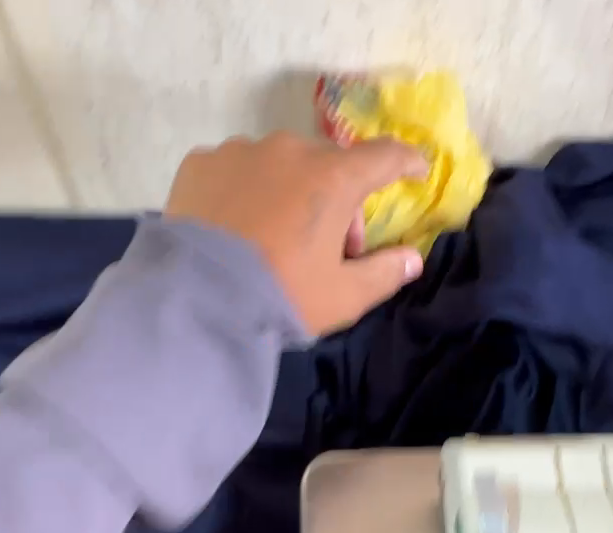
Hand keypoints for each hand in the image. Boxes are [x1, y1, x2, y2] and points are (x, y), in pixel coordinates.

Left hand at [164, 132, 427, 336]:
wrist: (196, 300)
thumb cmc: (283, 296)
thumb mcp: (344, 297)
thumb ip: (385, 273)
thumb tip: (413, 259)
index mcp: (333, 179)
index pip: (384, 156)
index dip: (406, 162)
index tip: (416, 170)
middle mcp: (289, 151)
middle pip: (330, 167)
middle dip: (339, 203)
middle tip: (331, 250)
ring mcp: (240, 151)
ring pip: (281, 166)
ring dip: (291, 194)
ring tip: (276, 241)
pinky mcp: (201, 163)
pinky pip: (237, 172)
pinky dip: (247, 193)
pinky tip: (237, 230)